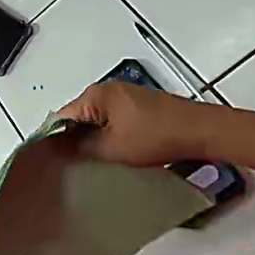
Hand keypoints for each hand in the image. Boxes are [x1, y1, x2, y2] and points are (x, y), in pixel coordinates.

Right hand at [54, 81, 218, 166]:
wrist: (203, 132)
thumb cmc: (156, 137)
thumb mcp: (111, 148)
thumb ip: (80, 148)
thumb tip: (59, 150)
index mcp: (96, 94)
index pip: (62, 116)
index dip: (53, 139)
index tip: (51, 160)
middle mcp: (107, 90)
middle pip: (78, 117)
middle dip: (74, 139)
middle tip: (70, 164)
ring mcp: (125, 97)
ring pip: (96, 120)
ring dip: (93, 139)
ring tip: (90, 162)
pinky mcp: (139, 106)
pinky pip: (112, 121)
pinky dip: (109, 135)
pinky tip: (112, 153)